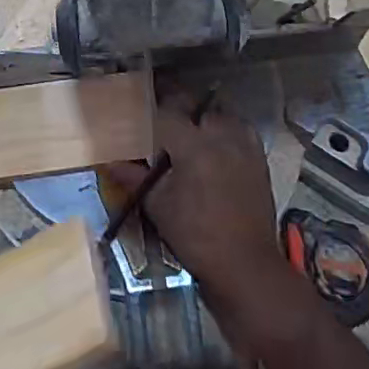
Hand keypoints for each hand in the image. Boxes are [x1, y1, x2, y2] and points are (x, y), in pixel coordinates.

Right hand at [101, 96, 281, 290]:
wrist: (244, 263)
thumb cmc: (196, 236)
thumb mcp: (159, 207)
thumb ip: (135, 177)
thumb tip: (109, 162)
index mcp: (194, 145)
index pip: (166, 112)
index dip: (150, 111)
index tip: (139, 114)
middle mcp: (222, 134)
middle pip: (194, 106)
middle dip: (176, 110)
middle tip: (162, 125)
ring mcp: (244, 142)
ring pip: (219, 113)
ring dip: (202, 118)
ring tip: (188, 134)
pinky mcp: (258, 153)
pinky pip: (239, 127)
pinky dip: (225, 129)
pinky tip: (215, 145)